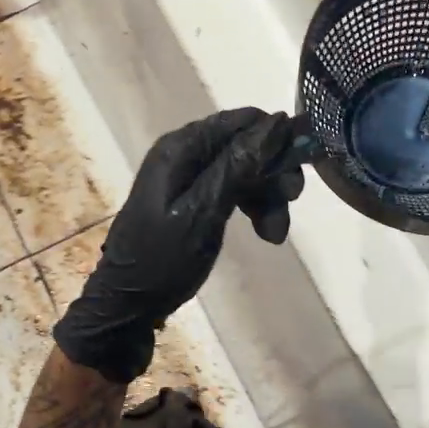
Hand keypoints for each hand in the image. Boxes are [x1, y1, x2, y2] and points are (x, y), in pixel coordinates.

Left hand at [54, 109, 302, 382]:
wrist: (125, 306)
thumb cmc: (161, 261)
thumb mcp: (204, 213)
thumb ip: (238, 166)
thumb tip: (277, 122)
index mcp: (181, 148)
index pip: (244, 121)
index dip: (279, 140)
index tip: (302, 172)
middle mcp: (183, 154)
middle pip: (246, 145)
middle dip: (273, 174)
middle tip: (291, 205)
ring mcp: (185, 179)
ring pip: (243, 172)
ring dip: (267, 197)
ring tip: (275, 235)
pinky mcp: (190, 202)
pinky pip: (230, 192)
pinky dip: (251, 209)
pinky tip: (265, 234)